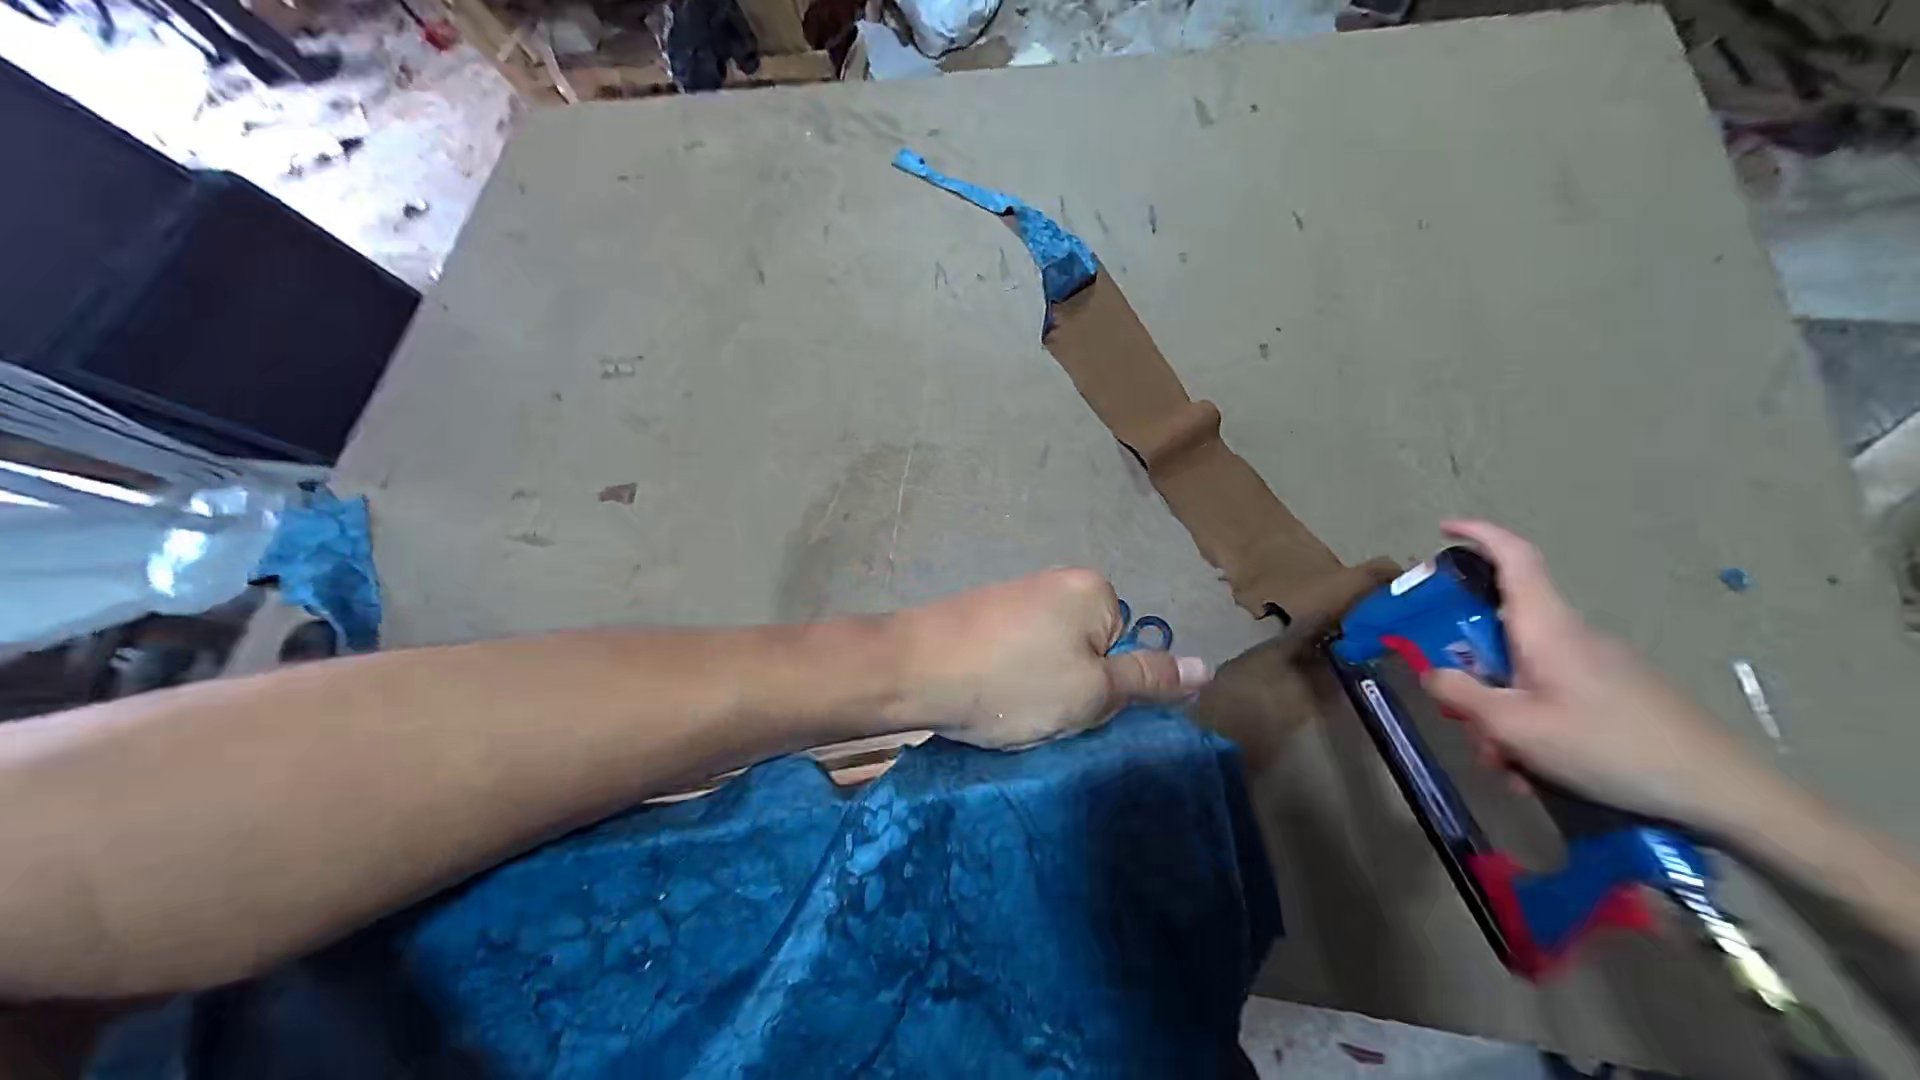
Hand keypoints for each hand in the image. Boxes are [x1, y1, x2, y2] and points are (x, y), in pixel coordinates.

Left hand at [891, 568, 1211, 748]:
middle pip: (1088, 651)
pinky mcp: (982, 614)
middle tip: (1038, 709)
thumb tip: (1208, 667)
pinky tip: (986, 695)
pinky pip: (1016, 654)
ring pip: (1050, 658)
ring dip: (1037, 688)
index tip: (1071, 705)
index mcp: (1092, 589)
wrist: (912, 669)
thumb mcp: (1091, 691)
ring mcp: (1014, 595)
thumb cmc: (1011, 683)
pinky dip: (1007, 678)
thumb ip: (1148, 679)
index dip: (1104, 687)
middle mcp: (1056, 581)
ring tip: (1007, 706)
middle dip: (1070, 687)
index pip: (1127, 648)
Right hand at [1422, 520, 1784, 831]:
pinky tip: (1536, 771)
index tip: (1443, 529)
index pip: (1515, 558)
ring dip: (1499, 714)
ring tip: (1506, 763)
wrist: (1724, 792)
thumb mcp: (1513, 725)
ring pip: (1519, 674)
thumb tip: (1432, 672)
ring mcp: (1595, 663)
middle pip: (1498, 633)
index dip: (1478, 535)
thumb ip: (1460, 693)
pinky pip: (1547, 695)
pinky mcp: (1613, 691)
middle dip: (1470, 673)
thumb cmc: (1609, 745)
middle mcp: (1569, 635)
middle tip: (1461, 717)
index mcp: (1547, 627)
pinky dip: (1529, 725)